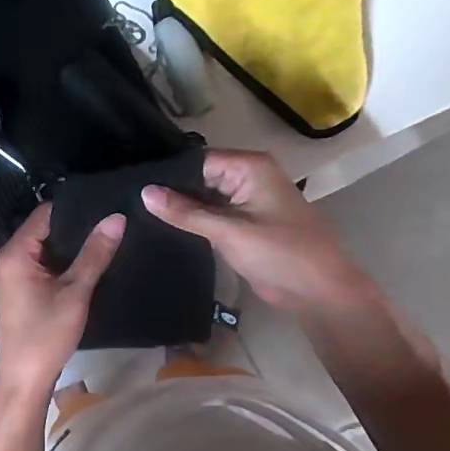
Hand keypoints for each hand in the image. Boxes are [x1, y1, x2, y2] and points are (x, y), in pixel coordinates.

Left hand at [0, 203, 124, 392]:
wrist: (24, 380)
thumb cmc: (46, 335)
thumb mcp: (75, 292)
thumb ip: (95, 254)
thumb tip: (116, 218)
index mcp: (15, 253)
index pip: (44, 213)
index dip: (75, 208)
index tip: (104, 205)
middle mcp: (7, 259)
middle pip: (43, 229)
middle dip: (75, 227)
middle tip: (110, 221)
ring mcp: (11, 276)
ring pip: (44, 248)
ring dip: (70, 246)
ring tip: (105, 238)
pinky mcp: (18, 291)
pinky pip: (41, 265)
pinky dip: (61, 263)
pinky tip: (87, 264)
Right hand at [141, 149, 373, 311]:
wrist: (319, 290)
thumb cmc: (280, 253)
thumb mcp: (229, 231)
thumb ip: (186, 212)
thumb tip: (144, 192)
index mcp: (250, 166)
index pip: (198, 160)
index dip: (167, 173)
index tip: (132, 184)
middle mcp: (248, 176)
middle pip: (200, 176)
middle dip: (171, 190)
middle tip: (129, 201)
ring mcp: (246, 201)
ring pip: (204, 197)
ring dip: (180, 207)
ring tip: (137, 213)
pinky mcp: (244, 224)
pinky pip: (213, 215)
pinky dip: (194, 221)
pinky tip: (164, 227)